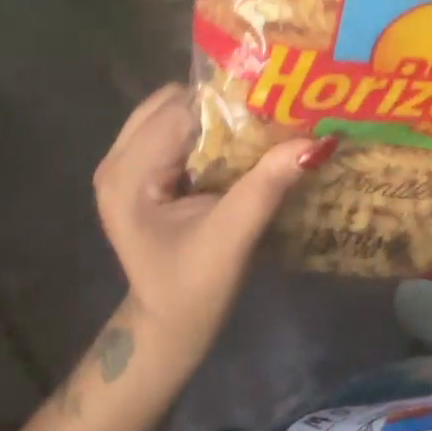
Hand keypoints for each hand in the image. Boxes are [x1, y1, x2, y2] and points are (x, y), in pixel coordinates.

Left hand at [93, 85, 333, 360]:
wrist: (168, 327)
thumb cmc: (194, 289)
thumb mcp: (233, 238)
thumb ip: (266, 186)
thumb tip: (316, 142)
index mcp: (127, 177)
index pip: (180, 113)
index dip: (227, 104)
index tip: (275, 103)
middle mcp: (116, 161)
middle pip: (171, 103)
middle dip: (220, 103)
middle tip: (269, 111)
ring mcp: (122, 165)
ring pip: (171, 111)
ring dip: (212, 115)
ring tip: (255, 126)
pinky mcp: (136, 171)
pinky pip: (170, 128)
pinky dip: (203, 129)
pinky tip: (235, 144)